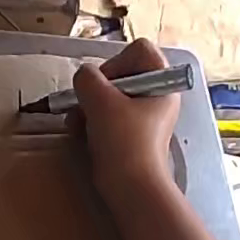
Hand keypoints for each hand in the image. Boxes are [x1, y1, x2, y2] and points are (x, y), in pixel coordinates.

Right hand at [71, 39, 181, 204]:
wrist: (131, 188)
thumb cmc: (124, 142)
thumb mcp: (101, 102)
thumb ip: (87, 78)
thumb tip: (83, 77)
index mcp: (161, 83)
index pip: (139, 50)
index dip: (117, 61)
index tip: (105, 84)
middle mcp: (155, 96)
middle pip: (119, 73)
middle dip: (96, 89)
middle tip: (86, 105)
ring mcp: (142, 117)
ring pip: (108, 96)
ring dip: (87, 106)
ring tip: (77, 123)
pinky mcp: (129, 135)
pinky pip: (106, 117)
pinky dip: (91, 122)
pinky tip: (80, 133)